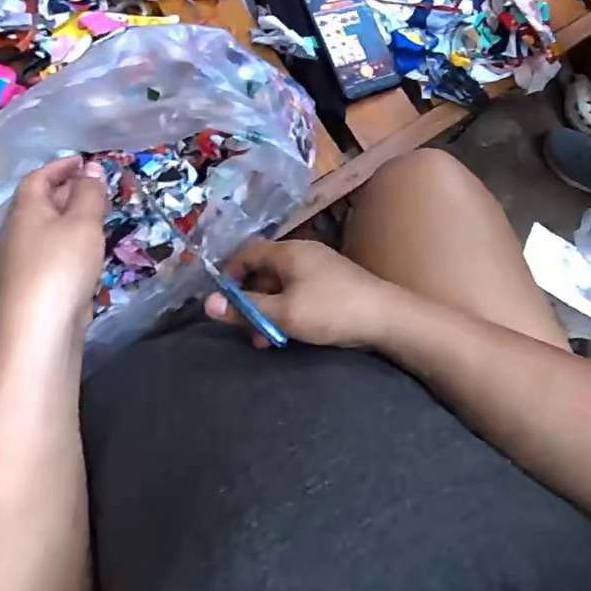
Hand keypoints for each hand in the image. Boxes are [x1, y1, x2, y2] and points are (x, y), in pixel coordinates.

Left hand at [0, 156, 108, 328]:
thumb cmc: (62, 263)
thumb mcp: (83, 222)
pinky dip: (69, 233)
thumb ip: (89, 193)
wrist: (39, 325)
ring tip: (98, 209)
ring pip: (46, 223)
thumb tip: (91, 168)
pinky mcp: (33, 278)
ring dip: (69, 211)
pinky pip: (50, 244)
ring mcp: (22, 257)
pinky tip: (87, 243)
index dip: (59, 166)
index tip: (85, 160)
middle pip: (39, 200)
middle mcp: (16, 231)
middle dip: (66, 187)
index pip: (37, 179)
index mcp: (24, 212)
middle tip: (97, 183)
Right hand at [204, 240, 404, 348]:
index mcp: (290, 251)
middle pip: (264, 270)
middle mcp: (304, 252)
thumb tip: (207, 303)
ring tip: (265, 340)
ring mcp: (320, 266)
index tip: (221, 303)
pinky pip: (298, 291)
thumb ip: (245, 308)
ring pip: (281, 284)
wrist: (384, 316)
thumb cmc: (330, 310)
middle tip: (244, 329)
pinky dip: (287, 309)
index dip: (229, 275)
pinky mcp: (332, 282)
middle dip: (249, 299)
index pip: (248, 252)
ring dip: (268, 309)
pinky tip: (287, 332)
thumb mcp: (283, 313)